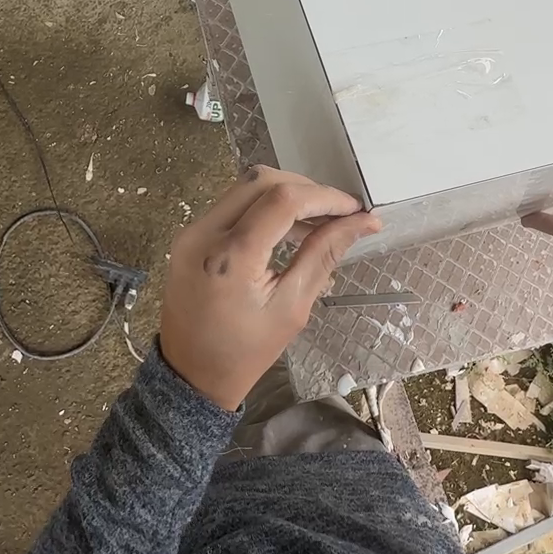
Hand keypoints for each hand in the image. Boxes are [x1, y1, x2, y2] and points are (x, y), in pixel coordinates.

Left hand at [158, 167, 381, 408]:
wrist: (191, 373)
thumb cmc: (245, 352)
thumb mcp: (293, 308)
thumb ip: (323, 254)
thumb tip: (362, 221)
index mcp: (231, 257)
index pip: (282, 200)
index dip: (324, 197)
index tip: (354, 209)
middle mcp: (204, 232)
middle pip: (261, 180)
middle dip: (305, 188)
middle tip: (336, 212)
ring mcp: (192, 229)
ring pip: (245, 186)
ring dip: (284, 194)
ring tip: (316, 221)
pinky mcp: (189, 232)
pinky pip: (232, 203)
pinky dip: (263, 205)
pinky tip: (287, 227)